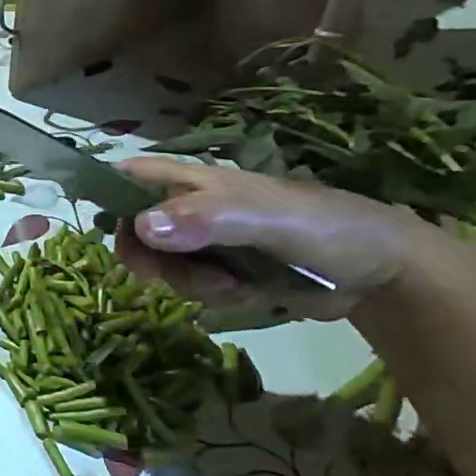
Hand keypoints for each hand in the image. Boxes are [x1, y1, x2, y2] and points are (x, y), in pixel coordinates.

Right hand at [114, 157, 434, 325]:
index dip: (104, 193)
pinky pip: (193, 289)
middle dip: (151, 259)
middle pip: (137, 232)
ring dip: (191, 284)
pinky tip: (250, 295)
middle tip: (170, 275)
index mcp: (195, 181)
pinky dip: (215, 298)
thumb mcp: (267, 218)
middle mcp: (191, 208)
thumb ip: (208, 218)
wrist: (379, 272)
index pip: (130, 176)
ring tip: (234, 285)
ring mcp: (206, 243)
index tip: (96, 226)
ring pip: (163, 266)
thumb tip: (142, 226)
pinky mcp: (223, 273)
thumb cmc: (325, 227)